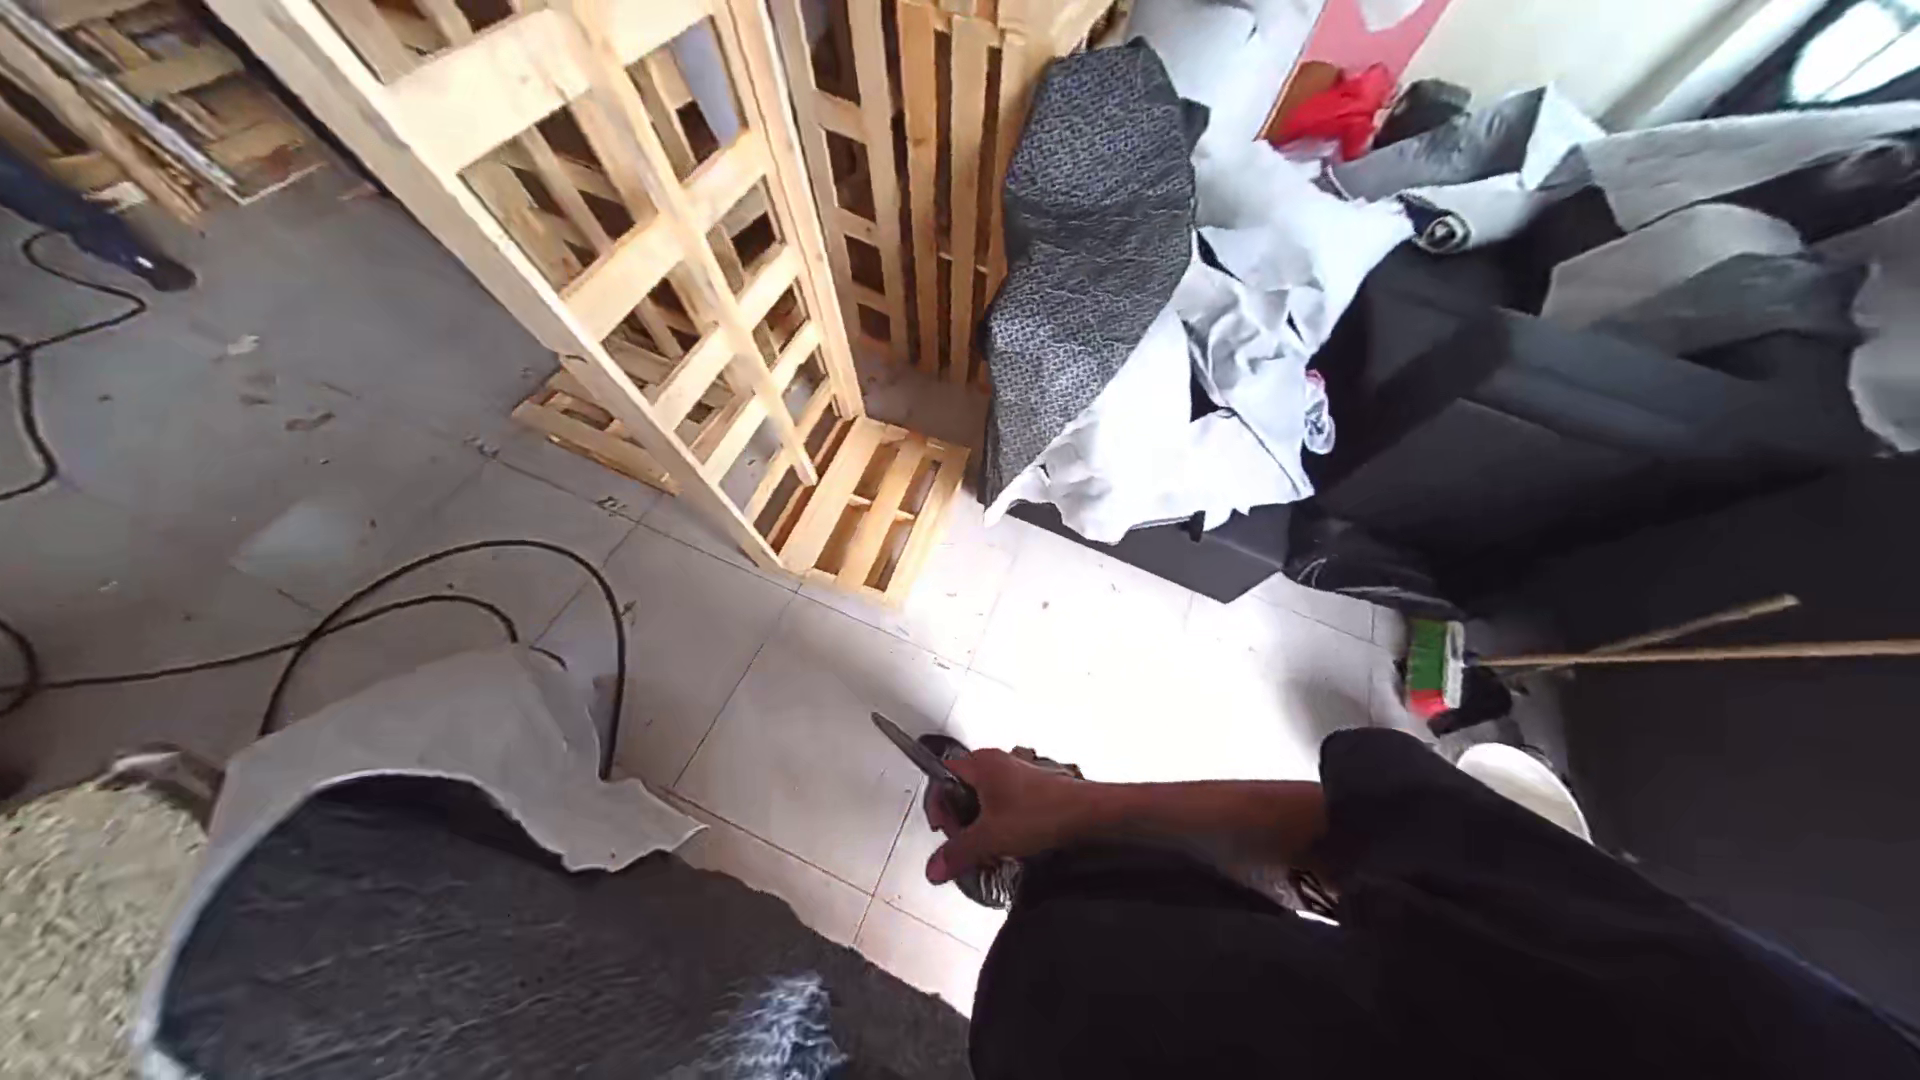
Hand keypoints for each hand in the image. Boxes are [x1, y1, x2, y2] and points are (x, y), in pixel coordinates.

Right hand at [925, 748, 1093, 883]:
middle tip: (966, 844)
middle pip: (961, 790)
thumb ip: (958, 852)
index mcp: (981, 763)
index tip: (944, 830)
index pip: (942, 775)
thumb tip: (934, 867)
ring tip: (988, 849)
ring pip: (982, 800)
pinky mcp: (1029, 789)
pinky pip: (1001, 805)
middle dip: (960, 821)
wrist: (1085, 814)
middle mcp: (996, 762)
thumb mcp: (990, 837)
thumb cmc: (1042, 812)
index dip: (938, 805)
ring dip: (979, 827)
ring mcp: (1014, 774)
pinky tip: (1007, 845)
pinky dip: (998, 825)